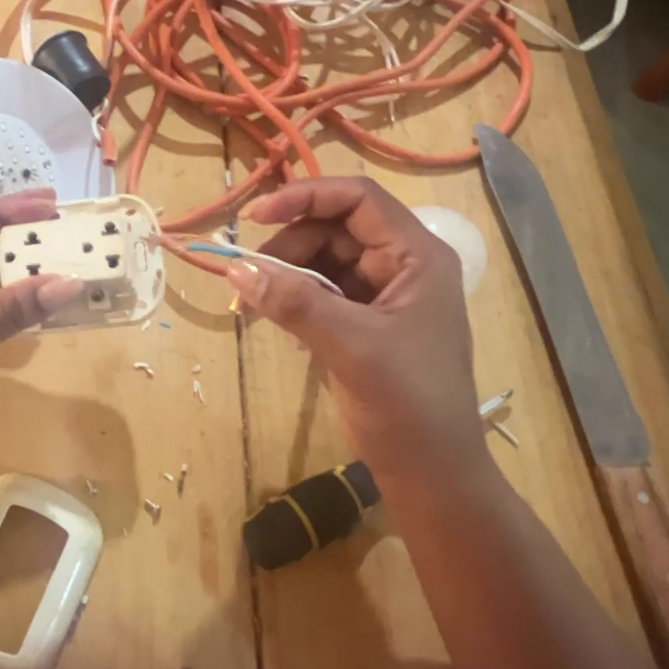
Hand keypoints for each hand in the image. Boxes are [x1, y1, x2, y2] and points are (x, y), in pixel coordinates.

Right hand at [225, 176, 487, 484]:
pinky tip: (273, 317)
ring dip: (286, 272)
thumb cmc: (408, 403)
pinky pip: (320, 291)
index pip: (358, 199)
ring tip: (256, 300)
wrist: (431, 472)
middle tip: (251, 274)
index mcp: (416, 256)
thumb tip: (237, 270)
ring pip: (322, 259)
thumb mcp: (351, 347)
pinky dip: (293, 297)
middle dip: (290, 243)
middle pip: (335, 227)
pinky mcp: (362, 322)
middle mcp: (400, 266)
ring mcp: (381, 295)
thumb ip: (295, 303)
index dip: (306, 197)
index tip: (256, 217)